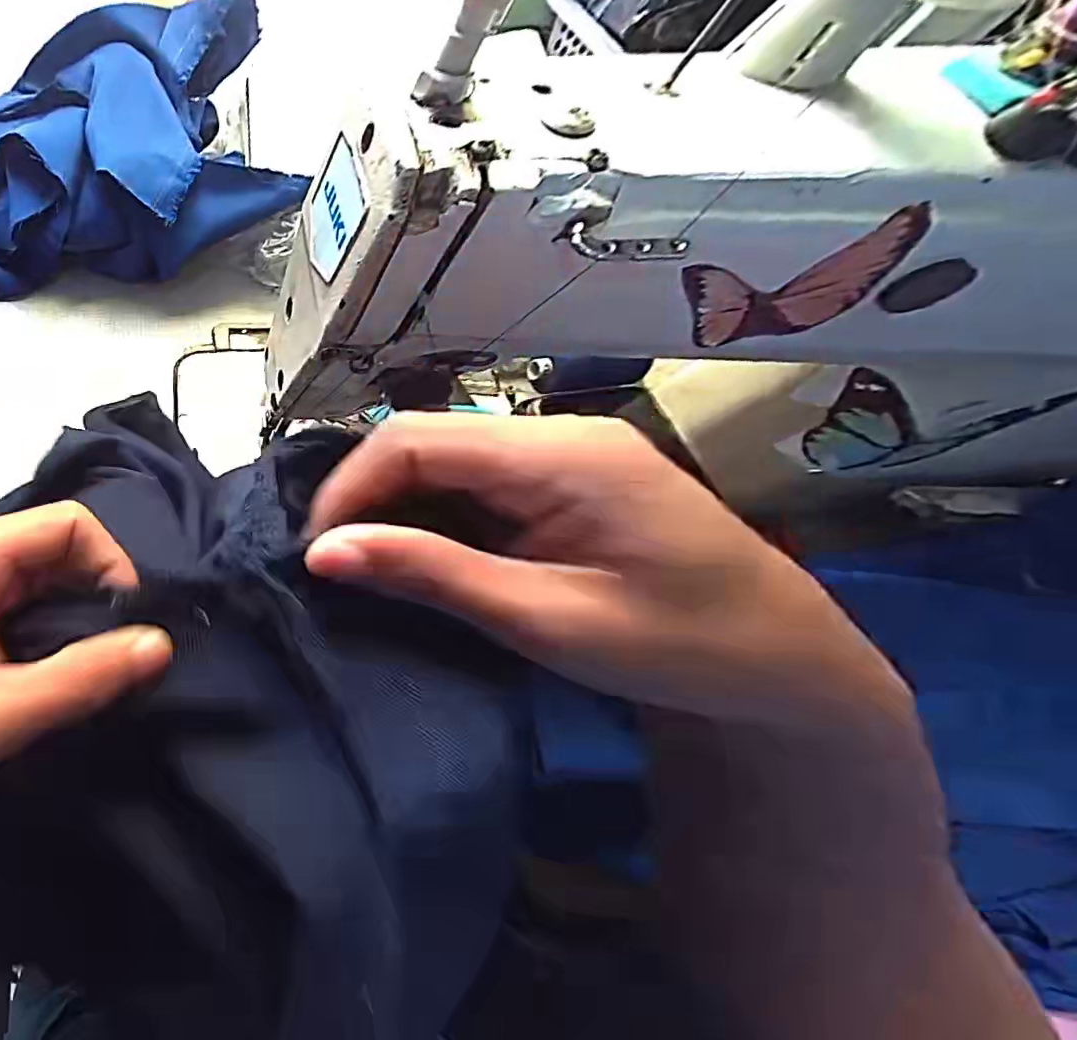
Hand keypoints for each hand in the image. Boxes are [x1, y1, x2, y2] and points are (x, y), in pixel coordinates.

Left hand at [0, 501, 172, 833]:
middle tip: (123, 652)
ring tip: (99, 666)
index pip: (69, 524)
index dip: (113, 565)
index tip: (131, 625)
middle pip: (56, 547)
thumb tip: (159, 642)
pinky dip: (49, 628)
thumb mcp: (0, 712)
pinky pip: (19, 602)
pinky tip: (60, 669)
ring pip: (41, 577)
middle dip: (98, 593)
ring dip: (75, 615)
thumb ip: (84, 676)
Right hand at [303, 413, 908, 725]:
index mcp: (560, 454)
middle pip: (418, 440)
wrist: (789, 671)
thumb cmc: (680, 649)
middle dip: (360, 497)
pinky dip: (422, 517)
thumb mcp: (542, 618)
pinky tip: (411, 554)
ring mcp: (553, 454)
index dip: (348, 489)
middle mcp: (550, 435)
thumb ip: (429, 574)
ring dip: (387, 508)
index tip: (316, 552)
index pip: (413, 439)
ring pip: (433, 460)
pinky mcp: (551, 481)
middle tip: (332, 562)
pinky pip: (461, 482)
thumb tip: (321, 552)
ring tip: (361, 562)